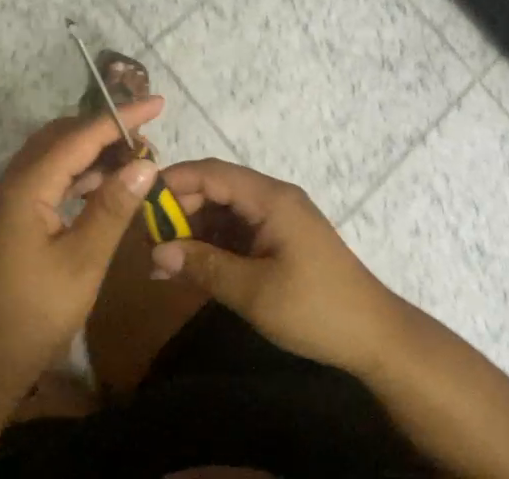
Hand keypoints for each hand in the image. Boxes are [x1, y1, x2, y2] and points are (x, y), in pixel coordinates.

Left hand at [0, 98, 164, 391]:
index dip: (121, 118)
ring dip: (90, 153)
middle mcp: (9, 185)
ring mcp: (3, 205)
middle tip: (147, 134)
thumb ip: (113, 208)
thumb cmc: (33, 315)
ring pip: (50, 158)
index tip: (158, 103)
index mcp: (25, 188)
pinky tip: (101, 189)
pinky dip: (75, 175)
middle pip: (60, 138)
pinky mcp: (5, 223)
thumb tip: (144, 163)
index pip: (79, 136)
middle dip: (104, 129)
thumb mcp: (82, 262)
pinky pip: (43, 181)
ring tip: (132, 160)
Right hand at [150, 159, 405, 375]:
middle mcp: (274, 200)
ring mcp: (279, 221)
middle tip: (143, 241)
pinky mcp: (281, 242)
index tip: (136, 201)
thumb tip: (155, 251)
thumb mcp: (253, 291)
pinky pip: (238, 233)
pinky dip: (213, 248)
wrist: (372, 334)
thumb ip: (204, 266)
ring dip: (193, 233)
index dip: (173, 182)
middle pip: (216, 190)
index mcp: (271, 199)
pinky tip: (187, 271)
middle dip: (179, 211)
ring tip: (158, 262)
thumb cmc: (314, 308)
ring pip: (225, 213)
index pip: (212, 173)